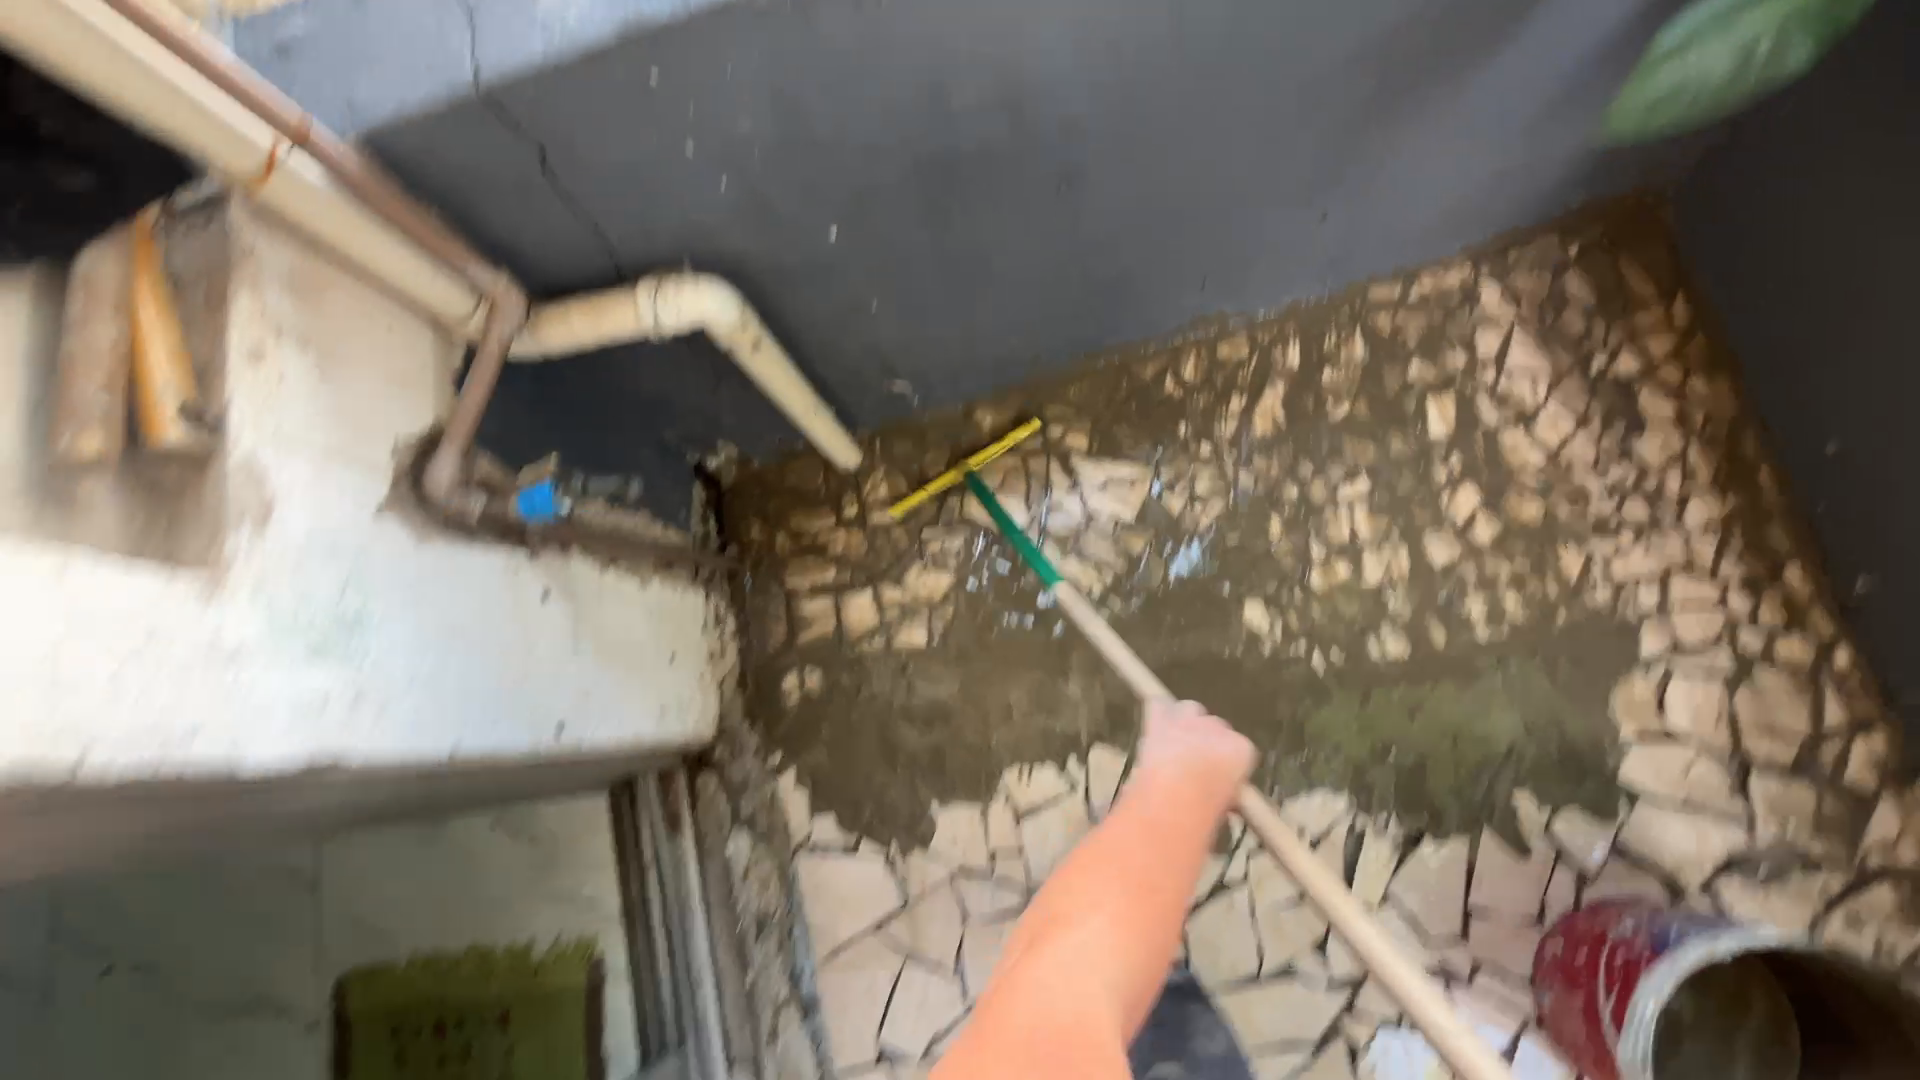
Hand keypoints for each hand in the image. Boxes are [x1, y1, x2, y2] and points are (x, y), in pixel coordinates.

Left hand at [1135, 699, 1254, 795]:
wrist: (1174, 793)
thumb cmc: (1205, 808)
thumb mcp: (1226, 803)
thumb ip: (1225, 788)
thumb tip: (1219, 796)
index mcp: (1241, 749)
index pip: (1238, 748)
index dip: (1225, 761)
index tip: (1217, 775)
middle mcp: (1218, 727)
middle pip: (1215, 726)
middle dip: (1205, 740)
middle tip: (1193, 763)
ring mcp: (1188, 719)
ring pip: (1189, 709)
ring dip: (1184, 722)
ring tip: (1174, 743)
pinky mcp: (1160, 717)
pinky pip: (1159, 706)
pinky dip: (1157, 714)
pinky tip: (1154, 727)